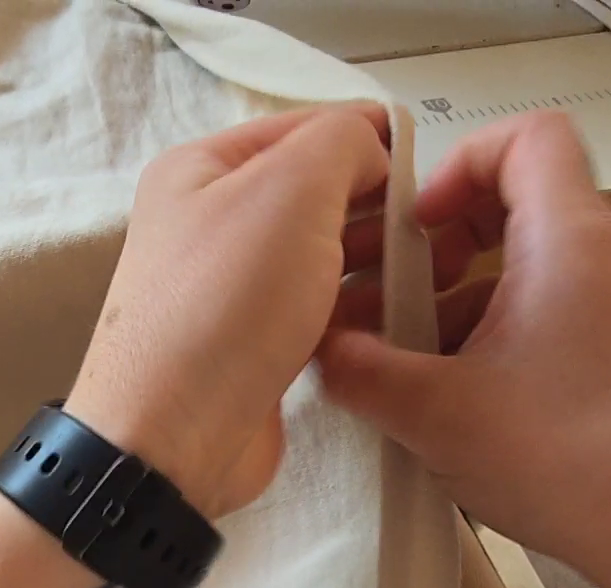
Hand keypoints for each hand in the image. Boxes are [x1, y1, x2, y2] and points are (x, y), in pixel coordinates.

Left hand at [64, 103, 390, 517]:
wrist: (178, 435)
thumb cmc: (228, 302)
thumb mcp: (290, 189)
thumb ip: (341, 144)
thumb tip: (367, 156)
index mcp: (200, 171)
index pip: (301, 129)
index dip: (367, 136)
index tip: (426, 162)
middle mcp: (208, 228)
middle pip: (311, 198)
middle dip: (375, 205)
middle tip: (433, 226)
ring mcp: (229, 295)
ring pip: (316, 260)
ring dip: (371, 261)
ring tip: (428, 272)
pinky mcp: (250, 350)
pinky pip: (312, 314)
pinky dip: (351, 311)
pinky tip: (393, 315)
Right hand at [318, 112, 610, 587]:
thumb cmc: (560, 457)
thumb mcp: (432, 414)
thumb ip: (359, 373)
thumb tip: (317, 351)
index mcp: (567, 242)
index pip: (525, 137)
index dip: (457, 165)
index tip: (415, 230)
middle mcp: (604, 260)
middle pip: (519, 203)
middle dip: (442, 244)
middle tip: (399, 295)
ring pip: (527, 269)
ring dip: (459, 302)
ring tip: (414, 364)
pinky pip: (547, 315)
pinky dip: (493, 336)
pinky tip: (458, 399)